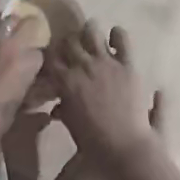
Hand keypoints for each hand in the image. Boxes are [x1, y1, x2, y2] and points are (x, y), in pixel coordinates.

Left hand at [0, 0, 44, 151]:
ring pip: (9, 19)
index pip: (40, 55)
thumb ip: (27, 96)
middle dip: (33, 36)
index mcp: (25, 66)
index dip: (39, 64)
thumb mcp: (12, 114)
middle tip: (33, 46)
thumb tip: (40, 90)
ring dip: (16, 20)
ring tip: (22, 17)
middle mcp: (11, 46)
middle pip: (30, 29)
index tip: (38, 73)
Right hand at [49, 21, 157, 159]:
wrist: (126, 148)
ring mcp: (106, 62)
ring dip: (89, 32)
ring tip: (92, 38)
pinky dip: (117, 35)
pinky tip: (115, 41)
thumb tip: (57, 105)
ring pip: (92, 31)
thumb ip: (64, 109)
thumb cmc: (95, 143)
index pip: (52, 57)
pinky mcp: (127, 63)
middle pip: (70, 40)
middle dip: (69, 42)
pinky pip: (122, 38)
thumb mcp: (72, 125)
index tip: (55, 57)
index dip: (52, 54)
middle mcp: (84, 65)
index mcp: (67, 81)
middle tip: (73, 48)